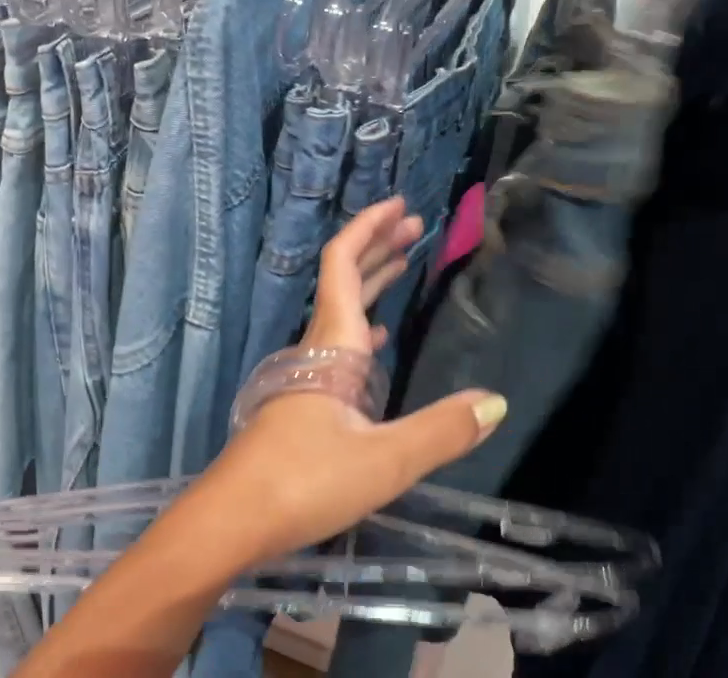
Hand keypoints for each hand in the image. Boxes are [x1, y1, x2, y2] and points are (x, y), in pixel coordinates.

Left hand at [185, 197, 506, 566]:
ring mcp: (305, 376)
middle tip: (414, 226)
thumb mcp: (384, 461)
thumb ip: (441, 431)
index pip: (344, 265)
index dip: (369, 228)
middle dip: (377, 248)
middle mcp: (316, 349)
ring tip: (403, 266)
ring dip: (371, 284)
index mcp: (332, 345)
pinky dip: (363, 329)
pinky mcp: (301, 403)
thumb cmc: (303, 482)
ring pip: (340, 313)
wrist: (230, 521)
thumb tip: (497, 401)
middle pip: (343, 281)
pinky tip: (376, 344)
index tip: (401, 205)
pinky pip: (338, 347)